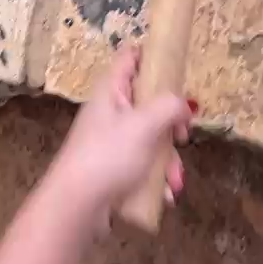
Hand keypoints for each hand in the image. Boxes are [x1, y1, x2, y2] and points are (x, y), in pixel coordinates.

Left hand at [40, 48, 190, 231]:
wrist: (77, 205)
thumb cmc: (108, 155)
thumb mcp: (143, 125)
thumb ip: (168, 107)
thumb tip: (185, 104)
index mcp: (112, 89)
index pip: (131, 57)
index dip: (153, 57)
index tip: (178, 72)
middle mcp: (111, 110)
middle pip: (149, 102)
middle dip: (171, 124)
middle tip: (182, 136)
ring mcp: (111, 139)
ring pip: (150, 138)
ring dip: (167, 160)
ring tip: (173, 182)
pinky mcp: (113, 166)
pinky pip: (143, 164)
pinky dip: (156, 178)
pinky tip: (163, 195)